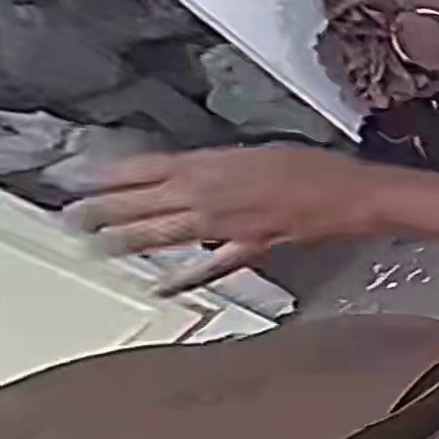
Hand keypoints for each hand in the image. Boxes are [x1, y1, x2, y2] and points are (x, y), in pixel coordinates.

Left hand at [68, 145, 390, 293]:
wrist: (363, 195)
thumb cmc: (327, 171)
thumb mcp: (267, 153)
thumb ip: (225, 166)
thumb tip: (202, 176)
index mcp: (207, 165)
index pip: (132, 169)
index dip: (100, 177)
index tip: (80, 182)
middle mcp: (205, 194)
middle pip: (133, 203)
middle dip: (99, 212)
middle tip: (75, 219)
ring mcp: (228, 224)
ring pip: (161, 234)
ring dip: (125, 242)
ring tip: (99, 247)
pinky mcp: (255, 246)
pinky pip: (215, 264)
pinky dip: (190, 277)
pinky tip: (168, 285)